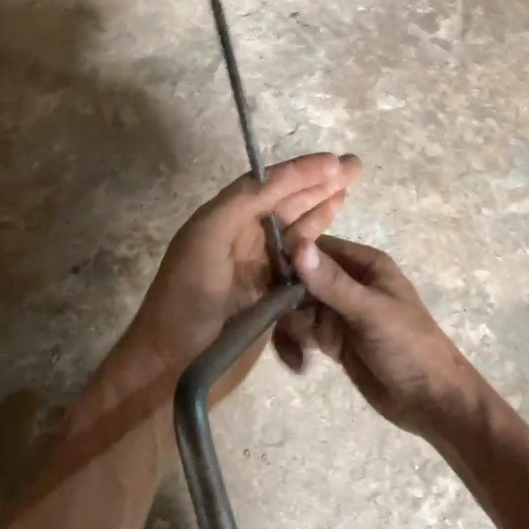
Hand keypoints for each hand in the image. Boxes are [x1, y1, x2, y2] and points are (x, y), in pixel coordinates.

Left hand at [122, 153, 362, 373]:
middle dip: (319, 183)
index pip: (266, 186)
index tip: (334, 162)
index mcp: (222, 220)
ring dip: (322, 206)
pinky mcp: (271, 297)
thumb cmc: (186, 299)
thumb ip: (242, 204)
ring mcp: (256, 267)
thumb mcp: (207, 240)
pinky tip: (336, 231)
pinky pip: (299, 262)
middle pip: (285, 202)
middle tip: (355, 166)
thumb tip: (282, 176)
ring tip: (350, 186)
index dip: (300, 172)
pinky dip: (318, 243)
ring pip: (295, 228)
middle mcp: (239, 237)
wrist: (173, 365)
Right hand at [273, 235, 481, 436]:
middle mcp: (348, 282)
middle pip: (299, 278)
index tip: (259, 272)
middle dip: (283, 298)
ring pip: (295, 308)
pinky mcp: (332, 339)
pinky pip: (301, 333)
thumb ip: (332, 283)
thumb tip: (296, 246)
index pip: (315, 246)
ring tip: (294, 352)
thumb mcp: (371, 312)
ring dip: (287, 328)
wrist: (432, 402)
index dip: (287, 256)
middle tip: (268, 318)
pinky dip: (293, 346)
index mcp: (364, 264)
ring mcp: (338, 312)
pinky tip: (298, 364)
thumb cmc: (409, 347)